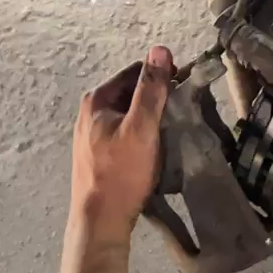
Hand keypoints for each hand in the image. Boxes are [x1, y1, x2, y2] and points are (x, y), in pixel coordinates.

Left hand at [70, 46, 173, 238]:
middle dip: (156, 98)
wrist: (100, 223)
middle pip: (131, 92)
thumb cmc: (121, 174)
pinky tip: (154, 147)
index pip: (135, 71)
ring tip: (170, 131)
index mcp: (96, 99)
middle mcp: (90, 112)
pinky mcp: (98, 154)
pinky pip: (125, 131)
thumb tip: (160, 49)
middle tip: (180, 113)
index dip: (161, 76)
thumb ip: (150, 89)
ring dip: (150, 117)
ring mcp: (92, 134)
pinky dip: (141, 133)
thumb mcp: (141, 128)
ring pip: (129, 113)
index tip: (183, 89)